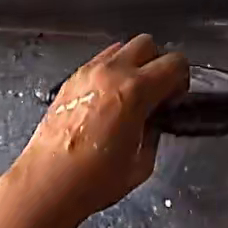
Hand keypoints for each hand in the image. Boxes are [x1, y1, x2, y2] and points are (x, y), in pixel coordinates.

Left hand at [9, 34, 188, 225]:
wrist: (46, 184)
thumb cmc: (96, 179)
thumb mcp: (142, 163)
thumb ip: (154, 132)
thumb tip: (153, 121)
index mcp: (136, 90)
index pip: (175, 62)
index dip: (181, 79)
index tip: (174, 98)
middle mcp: (112, 71)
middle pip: (147, 43)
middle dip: (156, 64)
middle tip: (154, 92)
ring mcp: (88, 72)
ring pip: (121, 48)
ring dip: (131, 64)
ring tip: (127, 95)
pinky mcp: (70, 79)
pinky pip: (99, 62)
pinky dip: (110, 72)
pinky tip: (105, 101)